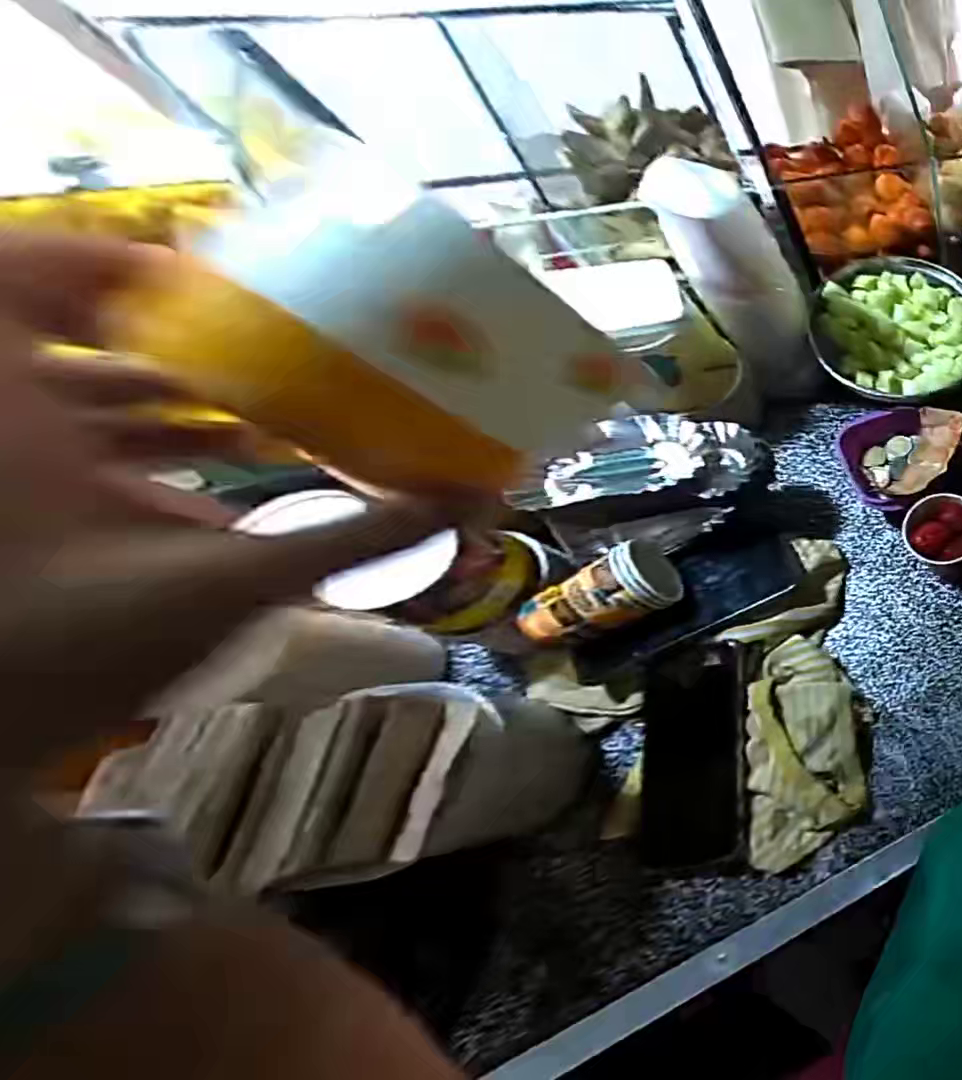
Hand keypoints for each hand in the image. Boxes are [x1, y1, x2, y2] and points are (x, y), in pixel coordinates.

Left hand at [0, 232, 478, 769]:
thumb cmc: (76, 649)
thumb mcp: (242, 584)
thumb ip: (362, 535)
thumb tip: (474, 499)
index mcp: (16, 415)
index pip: (17, 272)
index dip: (109, 258)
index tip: (218, 283)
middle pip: (40, 316)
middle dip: (157, 322)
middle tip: (260, 337)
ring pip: (52, 378)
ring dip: (160, 382)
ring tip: (260, 400)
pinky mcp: (10, 497)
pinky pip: (58, 432)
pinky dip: (138, 431)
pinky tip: (217, 460)